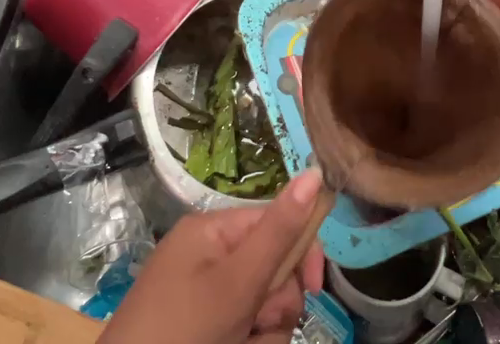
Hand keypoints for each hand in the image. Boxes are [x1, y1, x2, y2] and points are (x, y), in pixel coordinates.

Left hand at [98, 169, 326, 343]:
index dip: (302, 253)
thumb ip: (279, 232)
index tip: (315, 289)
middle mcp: (209, 259)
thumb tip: (316, 172)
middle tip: (254, 326)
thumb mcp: (238, 282)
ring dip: (262, 335)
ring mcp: (205, 299)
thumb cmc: (183, 331)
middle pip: (273, 271)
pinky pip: (246, 333)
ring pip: (265, 309)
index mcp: (212, 232)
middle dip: (275, 306)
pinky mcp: (205, 331)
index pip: (276, 222)